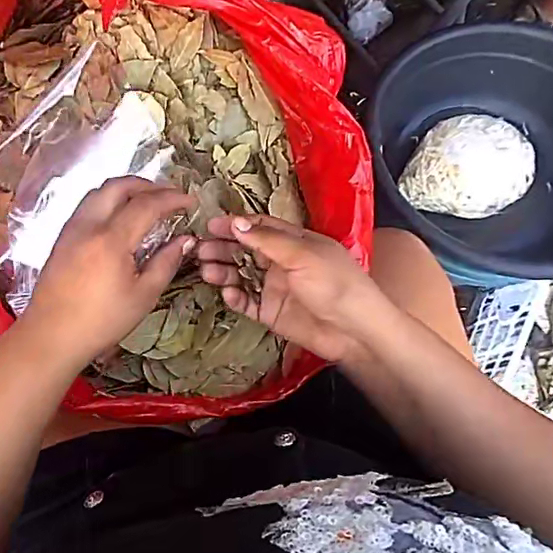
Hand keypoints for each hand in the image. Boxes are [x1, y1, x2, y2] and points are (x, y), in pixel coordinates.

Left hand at [16, 176, 194, 368]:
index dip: (172, 198)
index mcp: (111, 239)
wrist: (51, 336)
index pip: (147, 204)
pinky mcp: (62, 238)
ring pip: (100, 192)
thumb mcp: (143, 296)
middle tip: (170, 196)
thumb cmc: (102, 321)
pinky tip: (122, 218)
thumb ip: (166, 263)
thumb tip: (185, 240)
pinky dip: (110, 201)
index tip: (191, 202)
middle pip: (119, 186)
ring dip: (127, 190)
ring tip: (148, 202)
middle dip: (149, 185)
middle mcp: (89, 225)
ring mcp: (71, 229)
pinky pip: (89, 206)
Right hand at [193, 215, 395, 364]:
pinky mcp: (272, 313)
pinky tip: (228, 293)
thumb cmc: (335, 284)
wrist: (353, 330)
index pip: (260, 228)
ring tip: (206, 270)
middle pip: (246, 251)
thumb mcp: (303, 255)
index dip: (236, 226)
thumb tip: (238, 223)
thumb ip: (268, 240)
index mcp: (295, 242)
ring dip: (224, 272)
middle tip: (199, 250)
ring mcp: (276, 288)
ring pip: (242, 276)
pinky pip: (248, 302)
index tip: (211, 226)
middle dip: (223, 249)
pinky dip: (235, 297)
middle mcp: (283, 263)